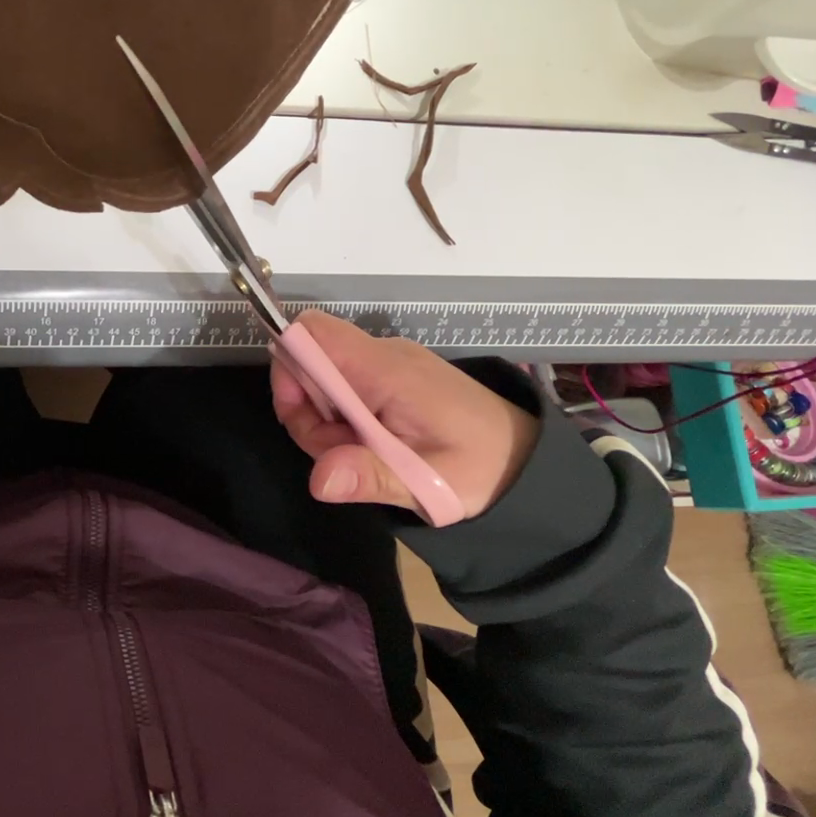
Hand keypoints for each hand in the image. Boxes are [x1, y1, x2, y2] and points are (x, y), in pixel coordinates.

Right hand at [273, 312, 540, 517]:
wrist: (527, 461)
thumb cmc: (480, 469)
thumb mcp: (426, 485)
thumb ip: (370, 477)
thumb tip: (319, 480)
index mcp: (385, 370)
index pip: (312, 331)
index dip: (288, 365)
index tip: (298, 412)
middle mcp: (381, 356)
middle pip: (309, 363)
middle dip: (307, 412)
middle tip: (342, 454)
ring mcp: (386, 365)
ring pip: (323, 381)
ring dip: (326, 423)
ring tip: (367, 455)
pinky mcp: (391, 378)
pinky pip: (344, 388)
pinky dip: (344, 421)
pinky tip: (374, 446)